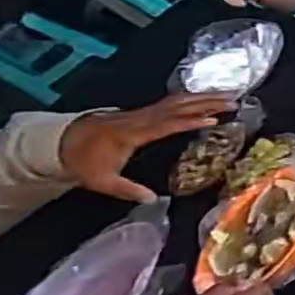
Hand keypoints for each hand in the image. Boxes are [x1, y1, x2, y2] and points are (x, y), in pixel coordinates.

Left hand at [60, 92, 236, 201]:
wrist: (61, 141)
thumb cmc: (84, 161)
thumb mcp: (100, 181)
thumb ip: (127, 190)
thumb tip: (153, 200)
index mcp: (133, 134)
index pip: (167, 125)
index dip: (190, 122)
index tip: (214, 121)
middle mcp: (141, 119)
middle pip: (178, 106)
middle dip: (207, 102)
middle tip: (233, 101)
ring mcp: (143, 112)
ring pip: (178, 100)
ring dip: (204, 96)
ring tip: (229, 94)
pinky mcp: (144, 111)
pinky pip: (172, 100)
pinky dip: (193, 96)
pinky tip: (207, 96)